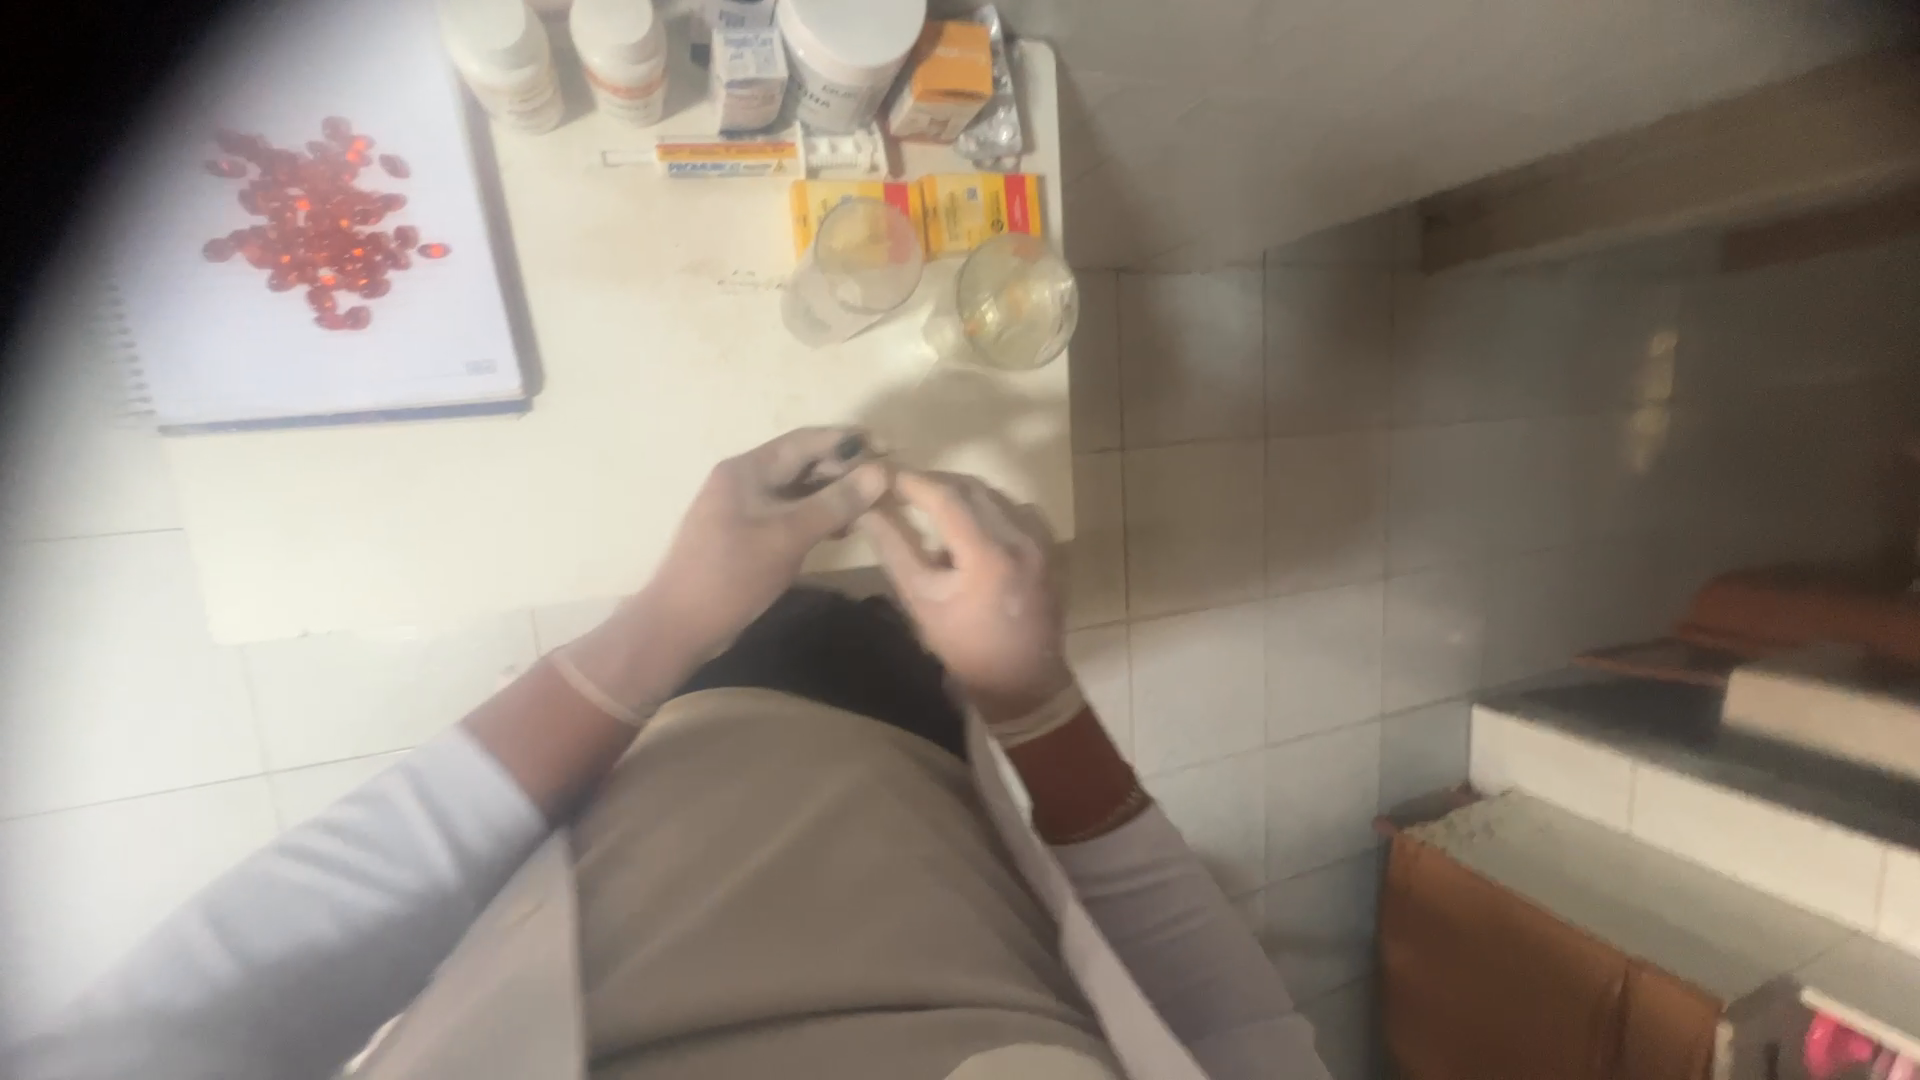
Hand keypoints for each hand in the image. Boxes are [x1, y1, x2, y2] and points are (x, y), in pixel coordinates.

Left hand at [645, 427, 889, 663]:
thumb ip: (834, 503)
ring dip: (835, 495)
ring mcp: (745, 507)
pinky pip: (791, 513)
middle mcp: (746, 480)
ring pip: (799, 490)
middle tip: (886, 483)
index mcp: (748, 469)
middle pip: (804, 463)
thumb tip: (879, 473)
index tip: (887, 448)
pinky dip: (818, 517)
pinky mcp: (748, 534)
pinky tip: (844, 530)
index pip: (806, 440)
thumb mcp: (788, 537)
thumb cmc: (731, 575)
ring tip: (873, 506)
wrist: (680, 624)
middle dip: (845, 469)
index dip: (848, 441)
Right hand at [860, 471, 1073, 726]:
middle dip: (938, 484)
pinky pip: (1018, 511)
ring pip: (997, 496)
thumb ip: (895, 549)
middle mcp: (1020, 538)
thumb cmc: (964, 646)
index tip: (888, 475)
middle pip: (973, 489)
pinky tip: (974, 528)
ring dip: (964, 495)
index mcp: (988, 554)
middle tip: (907, 488)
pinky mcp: (1051, 548)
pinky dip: (991, 509)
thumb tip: (868, 510)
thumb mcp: (921, 599)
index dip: (914, 482)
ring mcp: (1042, 541)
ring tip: (935, 508)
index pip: (946, 498)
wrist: (1021, 680)